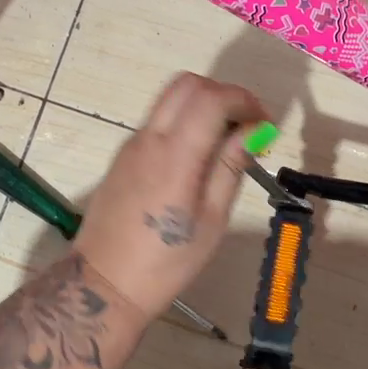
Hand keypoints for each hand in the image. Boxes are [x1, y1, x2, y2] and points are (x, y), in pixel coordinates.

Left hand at [71, 74, 269, 319]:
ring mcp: (131, 145)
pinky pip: (158, 121)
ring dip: (203, 105)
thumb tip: (252, 131)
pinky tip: (199, 157)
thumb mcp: (210, 221)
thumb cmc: (165, 263)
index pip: (211, 98)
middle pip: (187, 84)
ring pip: (170, 99)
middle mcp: (148, 139)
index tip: (264, 123)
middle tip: (247, 125)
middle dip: (224, 94)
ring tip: (226, 142)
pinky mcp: (123, 156)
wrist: (102, 283)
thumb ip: (230, 168)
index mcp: (174, 157)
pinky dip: (185, 121)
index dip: (244, 100)